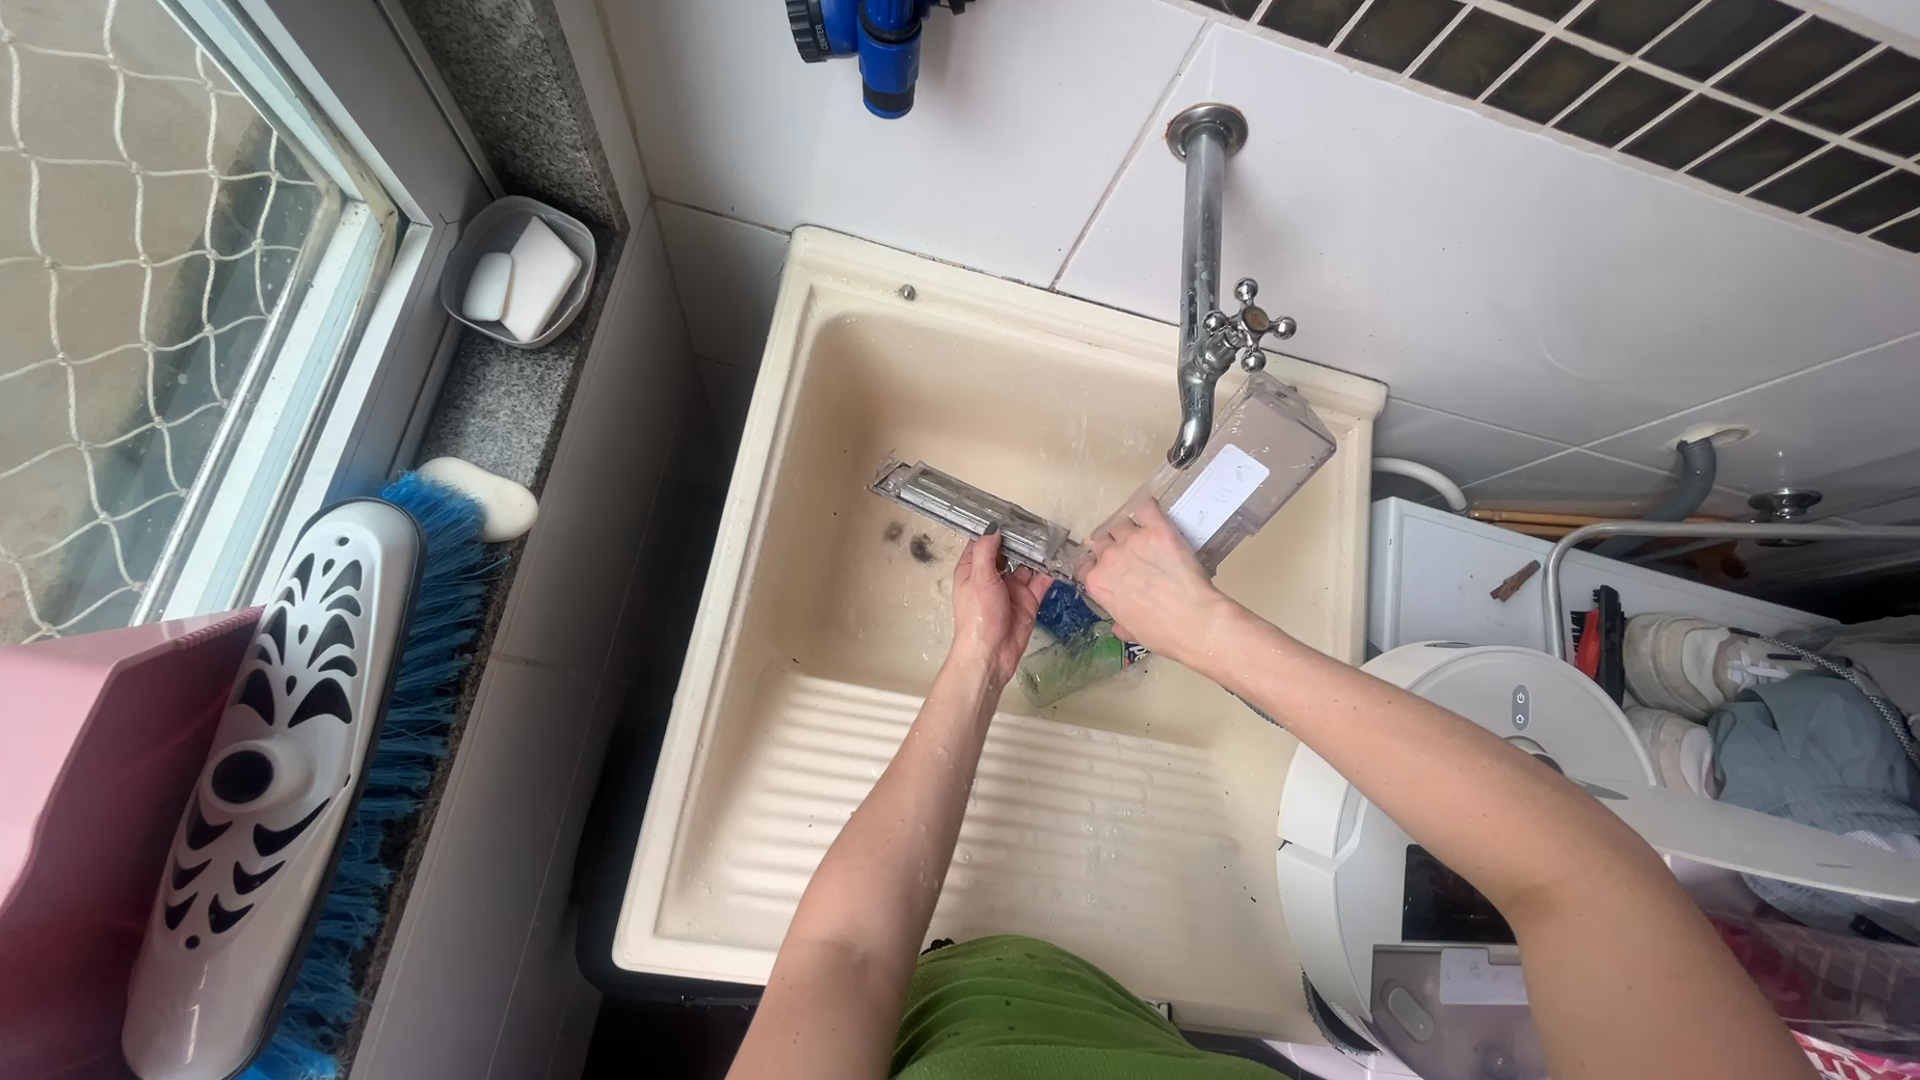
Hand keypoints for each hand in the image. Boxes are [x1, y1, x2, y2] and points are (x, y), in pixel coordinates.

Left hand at [950, 531, 1050, 687]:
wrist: (991, 655)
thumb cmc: (978, 617)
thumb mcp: (978, 579)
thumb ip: (986, 552)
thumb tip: (994, 529)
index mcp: (973, 570)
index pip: (983, 543)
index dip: (995, 530)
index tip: (1010, 513)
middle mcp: (992, 577)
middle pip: (1009, 552)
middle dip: (1022, 539)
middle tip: (1038, 522)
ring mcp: (1011, 589)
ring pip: (1026, 565)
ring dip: (1037, 554)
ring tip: (1052, 537)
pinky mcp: (1028, 601)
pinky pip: (1040, 582)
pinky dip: (1049, 571)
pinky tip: (1059, 559)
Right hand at [1078, 498, 1241, 665]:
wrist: (1194, 621)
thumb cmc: (1163, 633)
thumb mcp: (1133, 632)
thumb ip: (1121, 624)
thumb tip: (1119, 628)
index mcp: (1098, 584)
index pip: (1084, 565)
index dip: (1096, 564)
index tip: (1106, 567)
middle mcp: (1109, 558)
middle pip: (1101, 540)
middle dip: (1110, 545)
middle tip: (1127, 551)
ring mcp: (1132, 540)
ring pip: (1121, 523)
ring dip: (1128, 528)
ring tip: (1142, 533)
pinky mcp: (1157, 529)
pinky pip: (1145, 507)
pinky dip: (1147, 508)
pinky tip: (1153, 514)